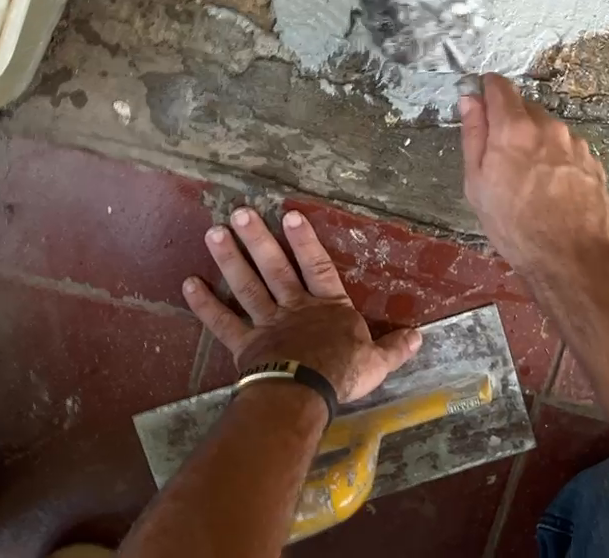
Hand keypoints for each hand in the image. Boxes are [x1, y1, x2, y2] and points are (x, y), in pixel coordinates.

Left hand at [184, 207, 422, 402]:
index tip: (290, 214)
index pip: (317, 266)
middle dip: (258, 238)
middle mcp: (294, 307)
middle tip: (240, 211)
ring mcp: (267, 324)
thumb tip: (420, 336)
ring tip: (214, 232)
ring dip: (230, 259)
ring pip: (247, 286)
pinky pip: (223, 323)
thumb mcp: (376, 362)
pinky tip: (188, 284)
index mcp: (327, 307)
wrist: (304, 396)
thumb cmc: (341, 375)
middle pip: (275, 267)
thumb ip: (394, 347)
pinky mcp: (245, 346)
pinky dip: (205, 304)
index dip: (305, 241)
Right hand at [459, 74, 608, 287]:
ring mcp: (575, 143)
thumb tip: (469, 101)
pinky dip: (555, 160)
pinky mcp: (592, 162)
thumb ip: (473, 135)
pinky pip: (566, 149)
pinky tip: (550, 190)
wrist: (572, 259)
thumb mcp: (477, 183)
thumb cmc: (516, 226)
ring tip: (528, 181)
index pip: (498, 86)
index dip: (486, 90)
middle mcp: (548, 126)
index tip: (479, 103)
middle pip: (523, 108)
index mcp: (514, 128)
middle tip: (500, 159)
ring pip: (546, 130)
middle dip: (509, 124)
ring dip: (534, 143)